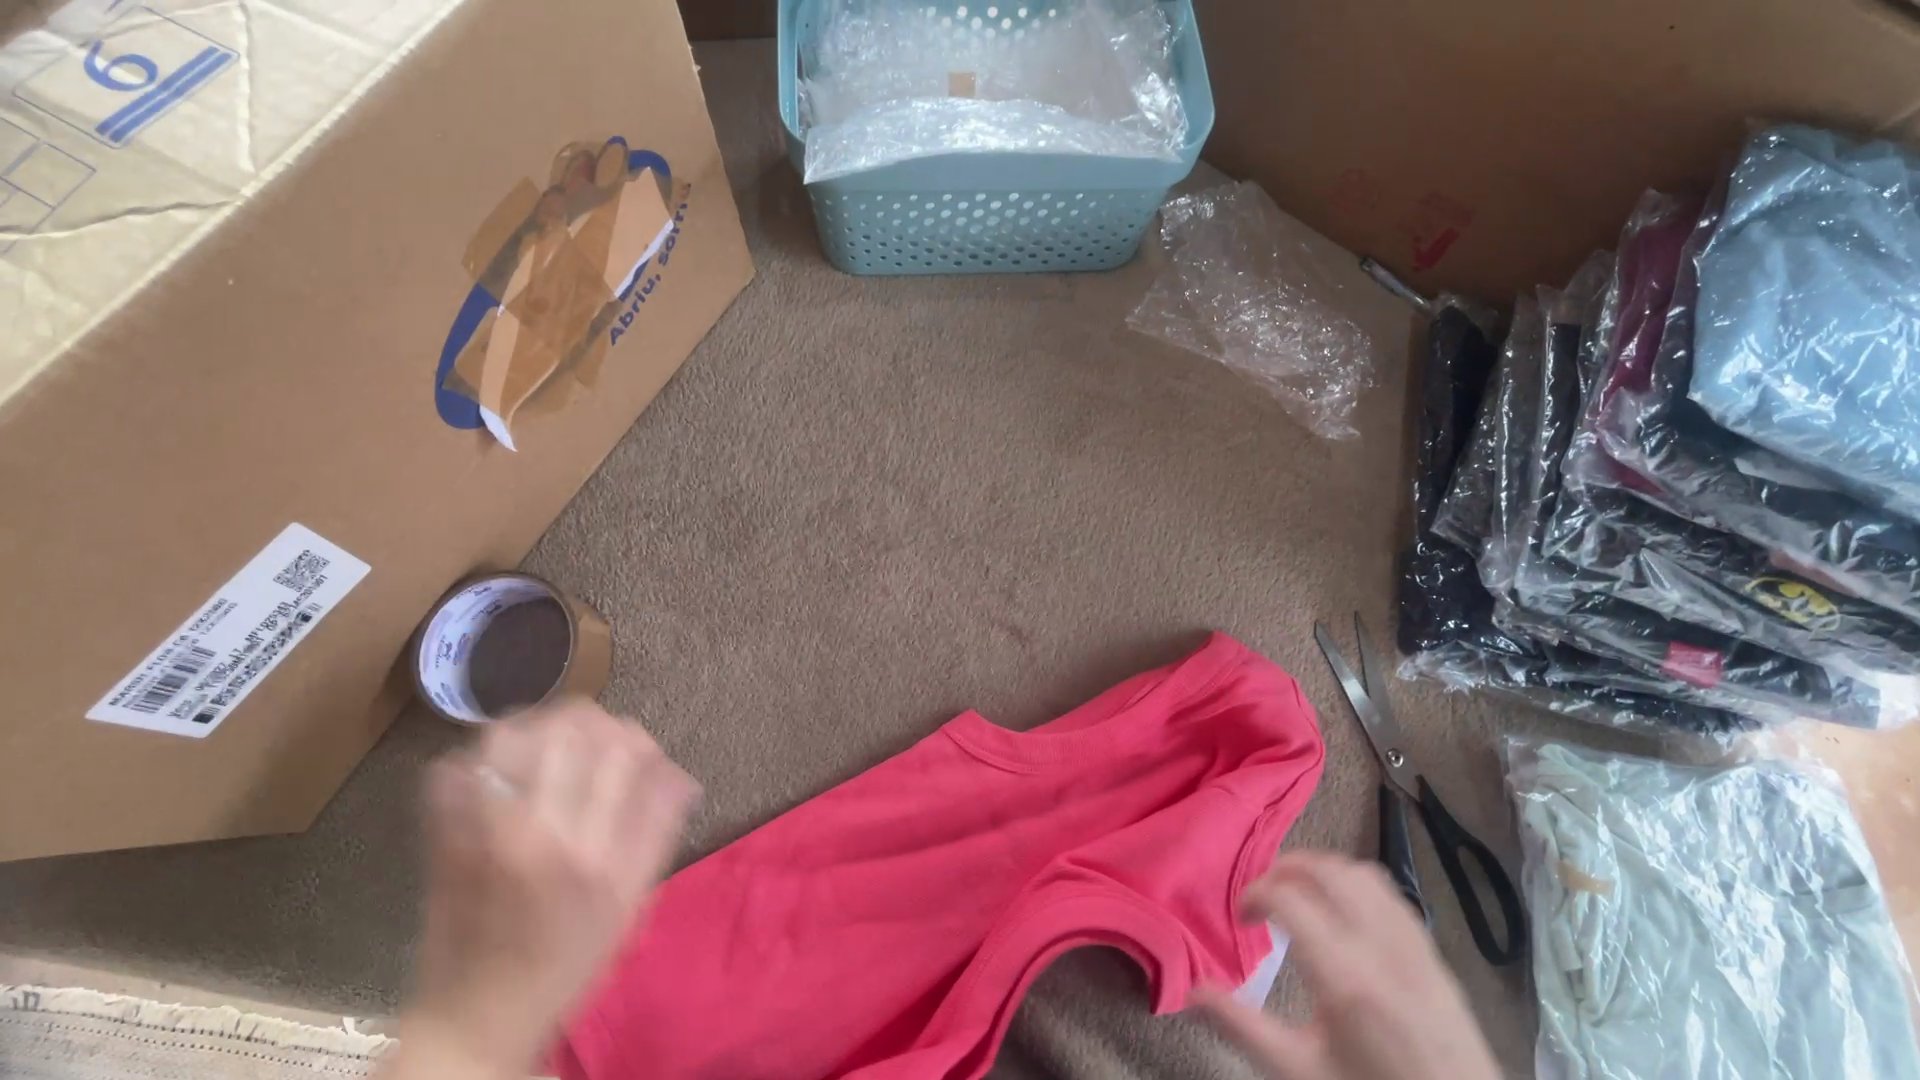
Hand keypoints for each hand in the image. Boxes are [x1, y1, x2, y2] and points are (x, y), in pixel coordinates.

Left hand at [390, 701, 698, 1079]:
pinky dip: (481, 755)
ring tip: (555, 746)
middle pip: (567, 729)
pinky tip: (506, 767)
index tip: (642, 754)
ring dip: (539, 727)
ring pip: (508, 734)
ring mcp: (478, 830)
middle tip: (601, 741)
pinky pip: (455, 766)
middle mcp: (533, 832)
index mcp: (590, 854)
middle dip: (594, 722)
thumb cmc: (568, 964)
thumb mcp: (630, 905)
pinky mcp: (440, 834)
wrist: (475, 1017)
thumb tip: (680, 774)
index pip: (621, 751)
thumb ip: (657, 832)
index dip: (637, 739)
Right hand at [1196, 853, 1499, 1079]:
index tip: (1243, 918)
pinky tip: (1344, 914)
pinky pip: (1392, 894)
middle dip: (1285, 869)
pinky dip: (1357, 886)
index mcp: (1344, 977)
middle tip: (1264, 896)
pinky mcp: (1434, 954)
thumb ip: (1243, 1028)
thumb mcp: (1300, 1073)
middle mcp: (1380, 947)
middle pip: (1326, 870)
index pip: (1289, 898)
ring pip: (1361, 873)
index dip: (1255, 893)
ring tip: (1300, 897)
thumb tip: (1192, 991)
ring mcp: (1413, 946)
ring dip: (1322, 871)